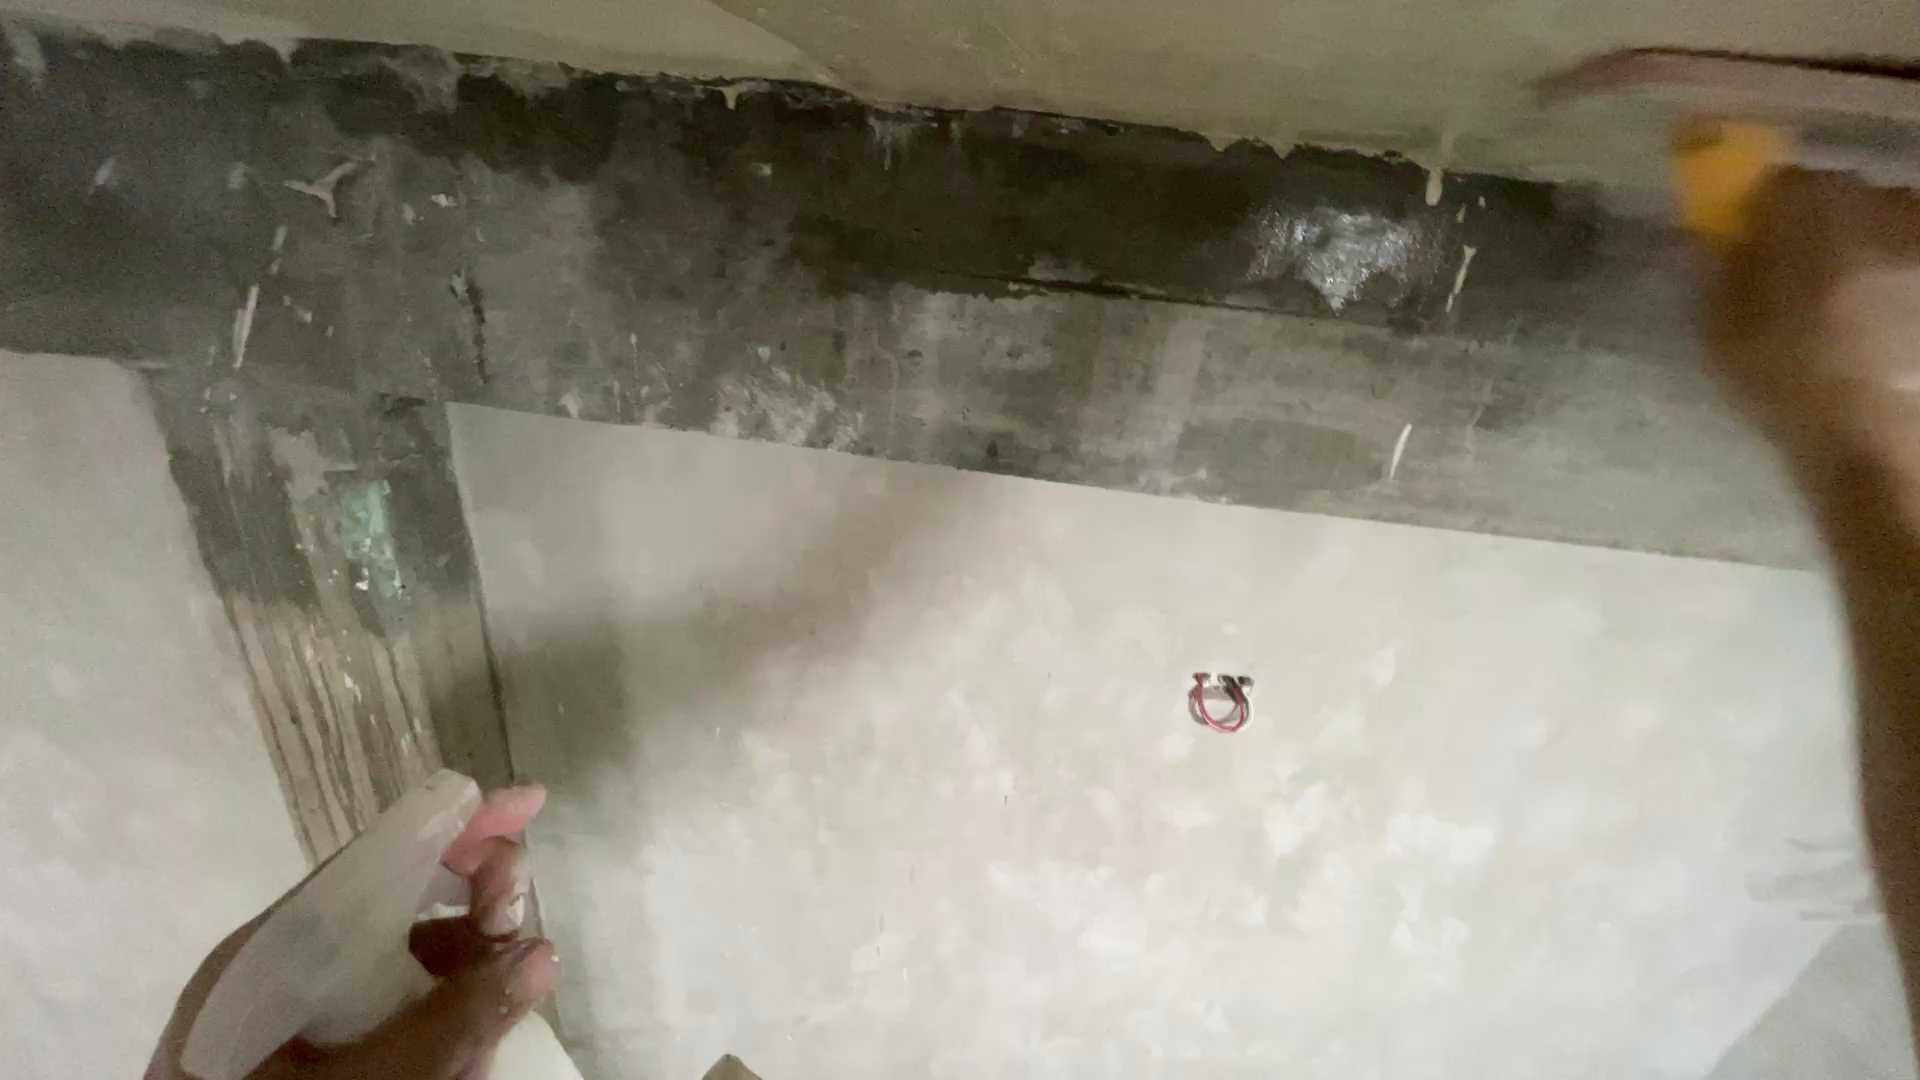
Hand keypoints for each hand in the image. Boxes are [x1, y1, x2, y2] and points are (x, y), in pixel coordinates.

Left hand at [146, 786, 560, 1079]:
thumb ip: (451, 1023)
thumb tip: (544, 955)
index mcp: (268, 954)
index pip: (377, 856)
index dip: (458, 822)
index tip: (531, 803)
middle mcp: (287, 962)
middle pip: (409, 896)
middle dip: (479, 901)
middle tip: (516, 927)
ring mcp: (307, 1004)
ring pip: (422, 951)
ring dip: (475, 972)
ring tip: (488, 1037)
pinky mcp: (325, 1043)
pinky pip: (412, 997)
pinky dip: (453, 1010)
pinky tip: (468, 1058)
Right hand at [1702, 168, 1919, 483]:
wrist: (1873, 426)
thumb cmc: (1783, 378)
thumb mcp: (1723, 331)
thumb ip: (1722, 271)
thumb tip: (1717, 231)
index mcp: (1811, 232)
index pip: (1783, 182)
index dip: (1759, 199)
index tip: (1742, 224)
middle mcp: (1877, 219)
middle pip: (1840, 191)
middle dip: (1811, 214)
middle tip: (1788, 257)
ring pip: (1884, 211)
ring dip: (1857, 233)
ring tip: (1840, 281)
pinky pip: (1908, 239)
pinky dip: (1892, 254)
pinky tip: (1879, 297)